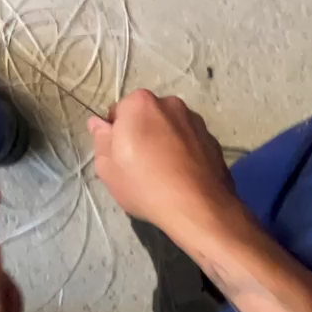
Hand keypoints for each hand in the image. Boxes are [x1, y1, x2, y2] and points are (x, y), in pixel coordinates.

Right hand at [87, 89, 242, 235]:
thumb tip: (97, 123)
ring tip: (163, 173)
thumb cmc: (144, 184)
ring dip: (164, 141)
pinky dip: (184, 153)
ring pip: (170, 128)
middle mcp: (170, 104)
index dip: (116, 134)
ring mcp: (196, 121)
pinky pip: (190, 142)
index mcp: (140, 103)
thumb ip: (101, 138)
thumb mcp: (107, 167)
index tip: (119, 155)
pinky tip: (181, 177)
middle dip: (142, 133)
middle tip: (138, 164)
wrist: (198, 208)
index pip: (119, 111)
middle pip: (147, 116)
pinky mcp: (214, 141)